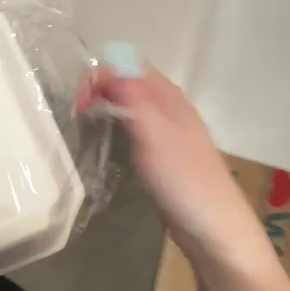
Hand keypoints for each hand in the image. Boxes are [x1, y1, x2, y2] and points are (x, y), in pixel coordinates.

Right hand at [94, 45, 253, 256]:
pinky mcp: (162, 154)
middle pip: (127, 81)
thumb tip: (105, 73)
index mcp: (167, 95)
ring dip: (105, 107)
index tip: (78, 105)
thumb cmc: (182, 177)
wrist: (212, 225)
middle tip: (77, 115)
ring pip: (129, 104)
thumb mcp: (153, 131)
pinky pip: (133, 127)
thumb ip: (130, 96)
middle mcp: (167, 106)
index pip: (125, 65)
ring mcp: (166, 130)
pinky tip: (107, 144)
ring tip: (85, 126)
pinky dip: (116, 127)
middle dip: (98, 89)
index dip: (98, 76)